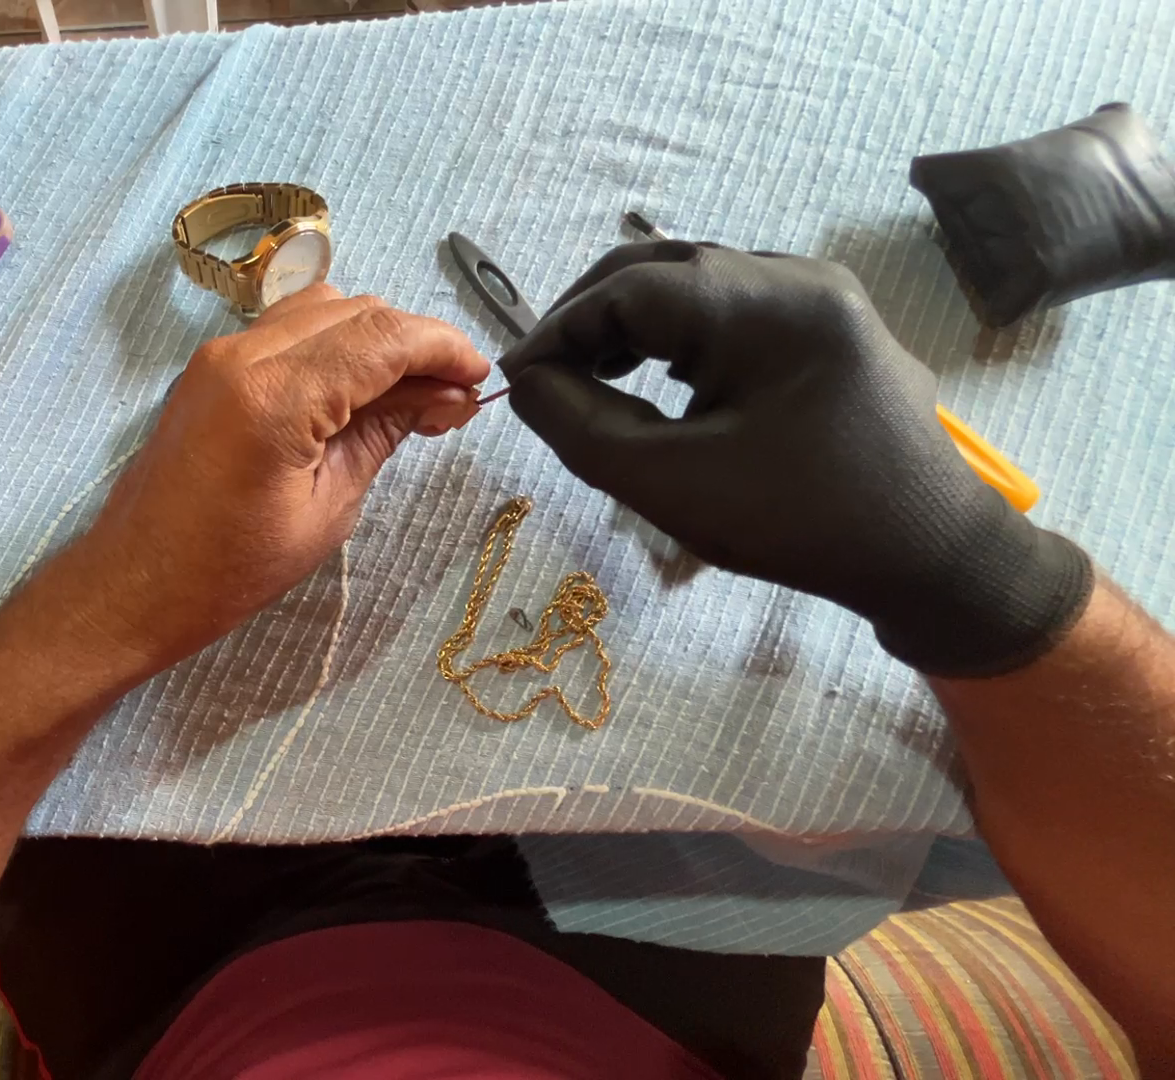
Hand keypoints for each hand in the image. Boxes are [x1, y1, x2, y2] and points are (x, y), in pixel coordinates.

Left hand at [56, 285, 488, 667]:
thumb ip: (383, 434)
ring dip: (373, 340)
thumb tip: (444, 396)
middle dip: (414, 344)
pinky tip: (353, 390)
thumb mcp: (327, 510)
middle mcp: (242, 353)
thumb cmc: (232, 570)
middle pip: (356, 310)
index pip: (382, 337)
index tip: (480, 379)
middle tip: (449, 399)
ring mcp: (218, 354)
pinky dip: (331, 346)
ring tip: (404, 397)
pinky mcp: (208, 367)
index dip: (444, 349)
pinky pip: (286, 330)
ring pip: (322, 309)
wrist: (137, 583)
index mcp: (275, 395)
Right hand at [501, 241, 1090, 675]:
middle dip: (584, 316)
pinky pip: (719, 305)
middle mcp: (795, 278)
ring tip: (582, 374)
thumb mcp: (661, 480)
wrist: (925, 553)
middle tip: (542, 372)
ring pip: (686, 281)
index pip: (627, 288)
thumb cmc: (792, 522)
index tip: (514, 380)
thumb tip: (525, 379)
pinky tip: (641, 372)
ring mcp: (814, 294)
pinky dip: (663, 331)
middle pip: (657, 266)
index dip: (557, 329)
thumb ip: (574, 423)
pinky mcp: (817, 321)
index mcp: (767, 308)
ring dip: (621, 321)